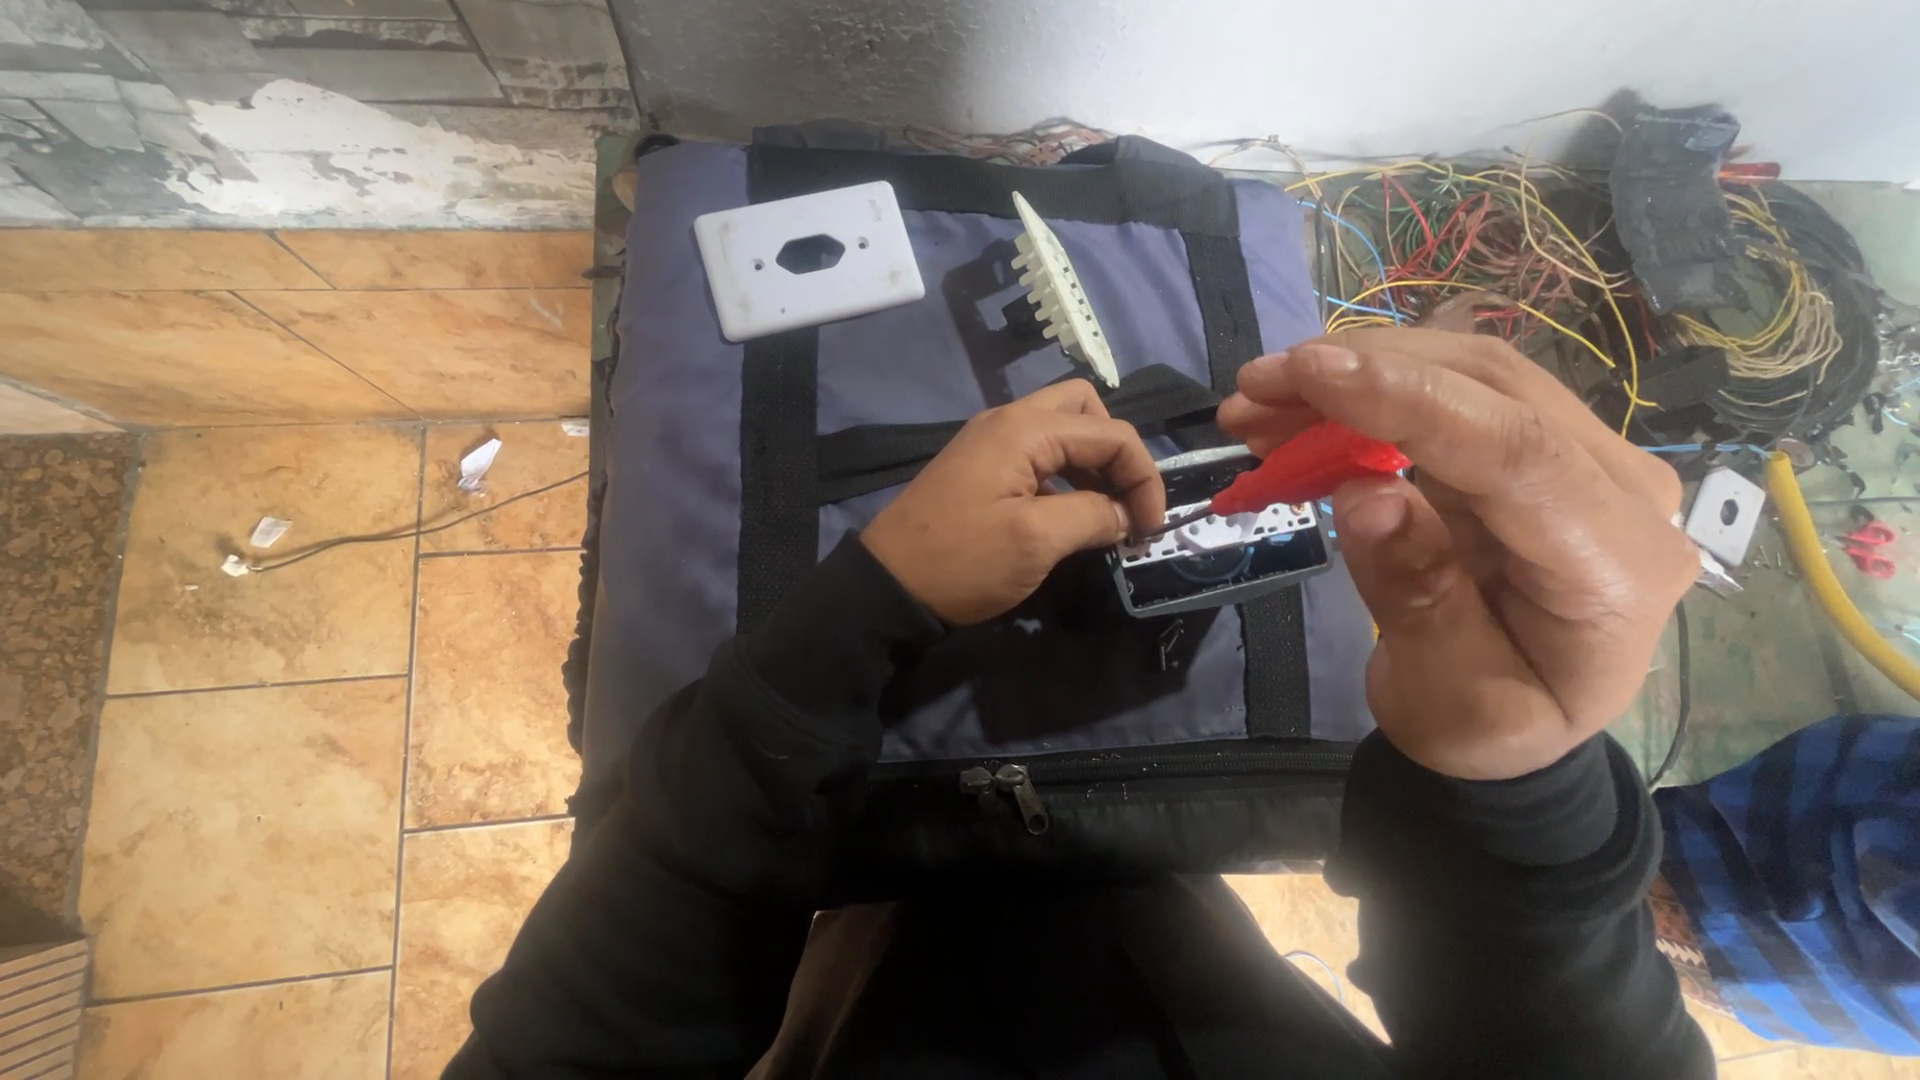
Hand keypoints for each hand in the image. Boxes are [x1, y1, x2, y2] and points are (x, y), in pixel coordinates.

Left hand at [862, 380, 1166, 624]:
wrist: (887, 587)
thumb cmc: (963, 560)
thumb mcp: (1037, 540)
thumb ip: (1093, 516)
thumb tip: (1128, 515)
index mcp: (1024, 429)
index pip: (1110, 433)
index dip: (1143, 477)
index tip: (1151, 527)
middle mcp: (1007, 422)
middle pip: (1085, 411)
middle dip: (1117, 453)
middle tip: (1125, 502)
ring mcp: (990, 443)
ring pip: (1061, 431)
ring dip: (1092, 465)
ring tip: (1105, 515)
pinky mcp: (981, 469)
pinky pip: (1037, 456)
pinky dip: (1065, 477)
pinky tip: (1070, 515)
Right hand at [1219, 329, 1694, 780]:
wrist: (1509, 732)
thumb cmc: (1485, 727)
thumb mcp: (1449, 695)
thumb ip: (1417, 599)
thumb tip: (1365, 493)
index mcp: (1614, 561)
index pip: (1516, 451)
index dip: (1408, 403)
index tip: (1309, 373)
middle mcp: (1613, 487)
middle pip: (1489, 386)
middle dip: (1363, 370)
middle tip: (1253, 389)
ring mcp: (1571, 459)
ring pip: (1460, 375)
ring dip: (1352, 374)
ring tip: (1256, 402)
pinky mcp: (1521, 451)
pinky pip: (1439, 398)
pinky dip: (1359, 397)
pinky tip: (1294, 415)